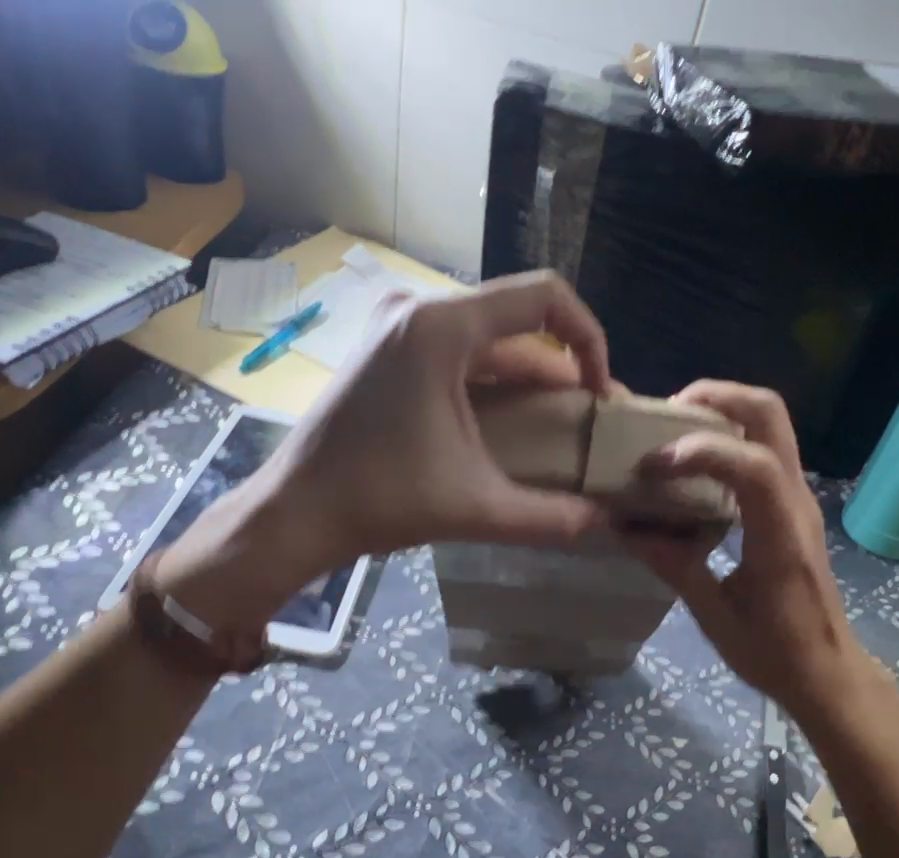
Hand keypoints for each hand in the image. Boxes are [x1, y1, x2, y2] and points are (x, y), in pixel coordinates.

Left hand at [154, 271, 611, 628]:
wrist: (294, 512)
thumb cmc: (380, 499)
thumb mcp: (477, 507)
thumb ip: (551, 515)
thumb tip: (605, 520)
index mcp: (441, 328)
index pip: (545, 297)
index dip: (590, 338)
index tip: (600, 393)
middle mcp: (418, 308)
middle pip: (518, 319)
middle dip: (564, 366)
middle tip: (588, 417)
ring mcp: (396, 324)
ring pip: (489, 336)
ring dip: (530, 376)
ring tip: (558, 425)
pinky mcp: (385, 346)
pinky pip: (459, 349)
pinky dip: (494, 379)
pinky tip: (511, 422)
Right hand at [623, 381, 887, 721]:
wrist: (828, 672)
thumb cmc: (775, 654)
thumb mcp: (716, 617)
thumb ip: (674, 566)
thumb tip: (626, 527)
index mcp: (781, 535)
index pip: (754, 465)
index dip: (701, 451)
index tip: (653, 465)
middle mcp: (797, 503)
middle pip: (770, 414)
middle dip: (716, 396)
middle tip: (664, 416)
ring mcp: (799, 499)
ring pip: (770, 424)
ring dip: (721, 411)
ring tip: (671, 433)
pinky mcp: (792, 505)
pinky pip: (764, 448)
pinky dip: (727, 437)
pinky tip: (691, 465)